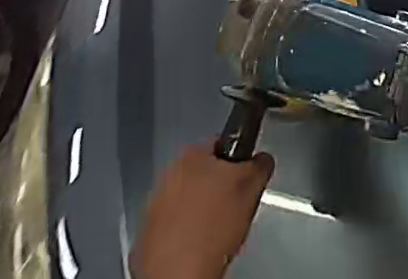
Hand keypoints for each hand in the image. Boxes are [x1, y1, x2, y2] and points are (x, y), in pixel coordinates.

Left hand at [131, 141, 274, 278]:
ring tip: (220, 224)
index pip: (222, 142)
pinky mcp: (146, 236)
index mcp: (191, 155)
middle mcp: (167, 175)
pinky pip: (174, 224)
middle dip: (219, 183)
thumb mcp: (254, 184)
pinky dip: (186, 230)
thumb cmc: (215, 224)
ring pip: (188, 198)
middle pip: (203, 171)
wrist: (180, 275)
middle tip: (236, 200)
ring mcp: (152, 207)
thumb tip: (261, 159)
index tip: (246, 173)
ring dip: (202, 207)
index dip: (238, 158)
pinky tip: (201, 241)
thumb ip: (261, 162)